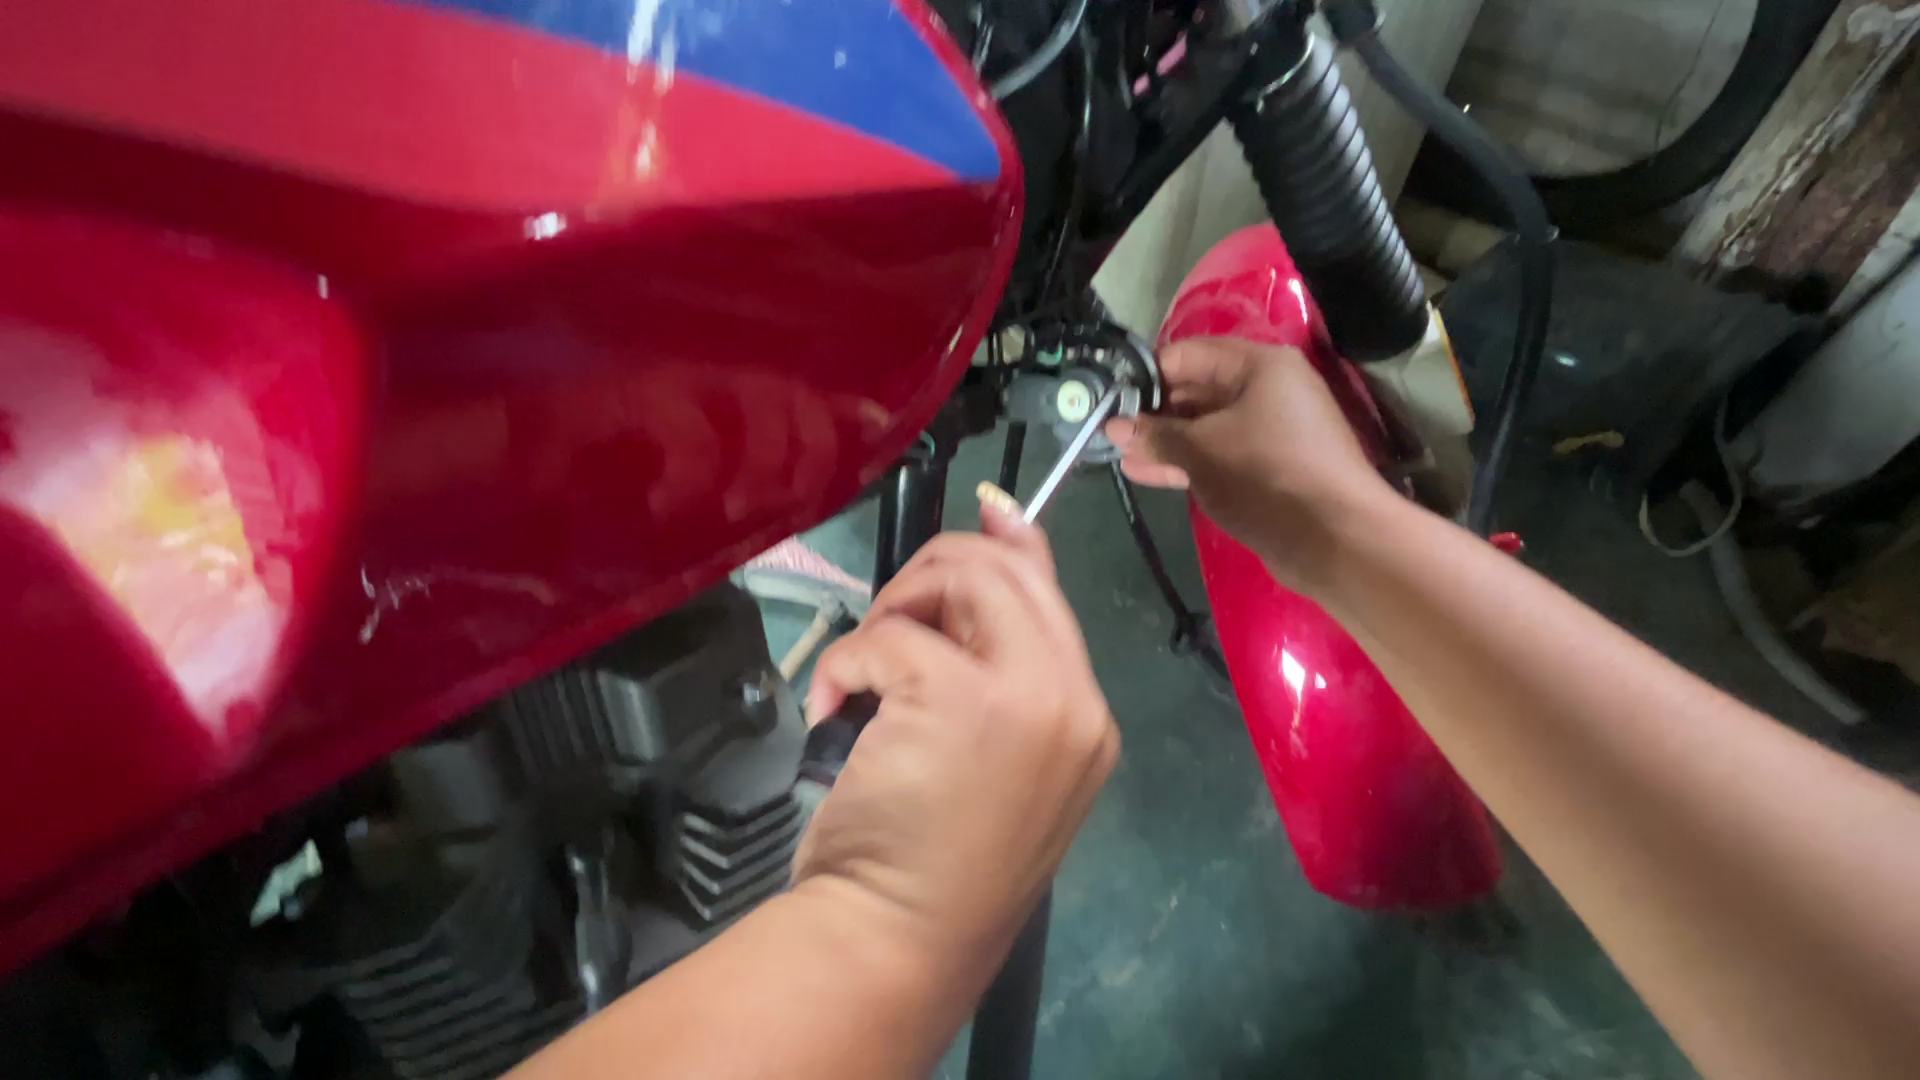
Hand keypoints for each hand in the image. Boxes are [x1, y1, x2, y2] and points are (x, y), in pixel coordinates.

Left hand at [797, 494, 1117, 966]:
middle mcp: (1073, 696)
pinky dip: (849, 657)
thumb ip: (993, 666)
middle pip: (1008, 571)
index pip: (1052, 594)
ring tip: (867, 663)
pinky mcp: (959, 699)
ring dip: (898, 604)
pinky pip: (892, 636)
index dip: (1015, 541)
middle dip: (936, 570)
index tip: (986, 510)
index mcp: (1086, 712)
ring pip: (965, 580)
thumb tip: (977, 596)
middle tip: (890, 618)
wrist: (901, 940)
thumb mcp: (987, 751)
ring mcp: (1027, 697)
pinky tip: (834, 703)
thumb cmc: (940, 855)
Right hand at [1106, 336, 1391, 588]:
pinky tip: (1147, 472)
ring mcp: (1269, 429)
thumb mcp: (1200, 451)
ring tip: (1121, 456)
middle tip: (1109, 432)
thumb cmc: (1265, 477)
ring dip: (1164, 442)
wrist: (1334, 539)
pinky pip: (1218, 454)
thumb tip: (1112, 426)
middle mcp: (1267, 389)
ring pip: (1204, 427)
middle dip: (1152, 413)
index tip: (1109, 399)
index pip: (1187, 355)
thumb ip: (1154, 435)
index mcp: (1259, 366)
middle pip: (1196, 390)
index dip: (1145, 376)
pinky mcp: (1267, 466)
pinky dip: (1185, 461)